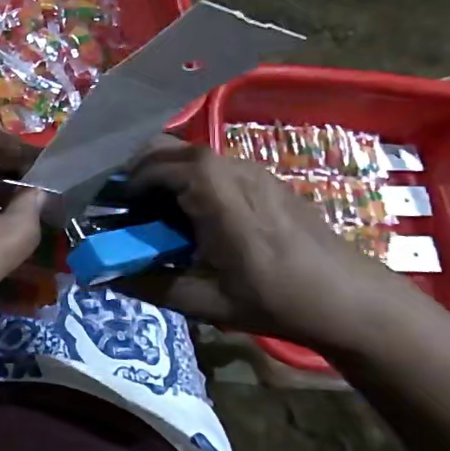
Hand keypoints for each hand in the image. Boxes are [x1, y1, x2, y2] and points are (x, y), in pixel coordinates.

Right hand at [113, 142, 426, 352]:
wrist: (349, 298)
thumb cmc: (276, 300)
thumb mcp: (206, 302)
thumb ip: (149, 286)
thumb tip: (99, 278)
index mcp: (215, 192)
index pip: (154, 165)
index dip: (125, 182)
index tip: (109, 207)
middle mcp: (232, 167)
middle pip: (169, 148)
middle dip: (138, 169)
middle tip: (122, 205)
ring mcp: (252, 169)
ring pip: (191, 155)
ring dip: (164, 175)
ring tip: (153, 214)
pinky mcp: (265, 178)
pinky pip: (214, 166)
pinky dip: (189, 180)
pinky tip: (191, 217)